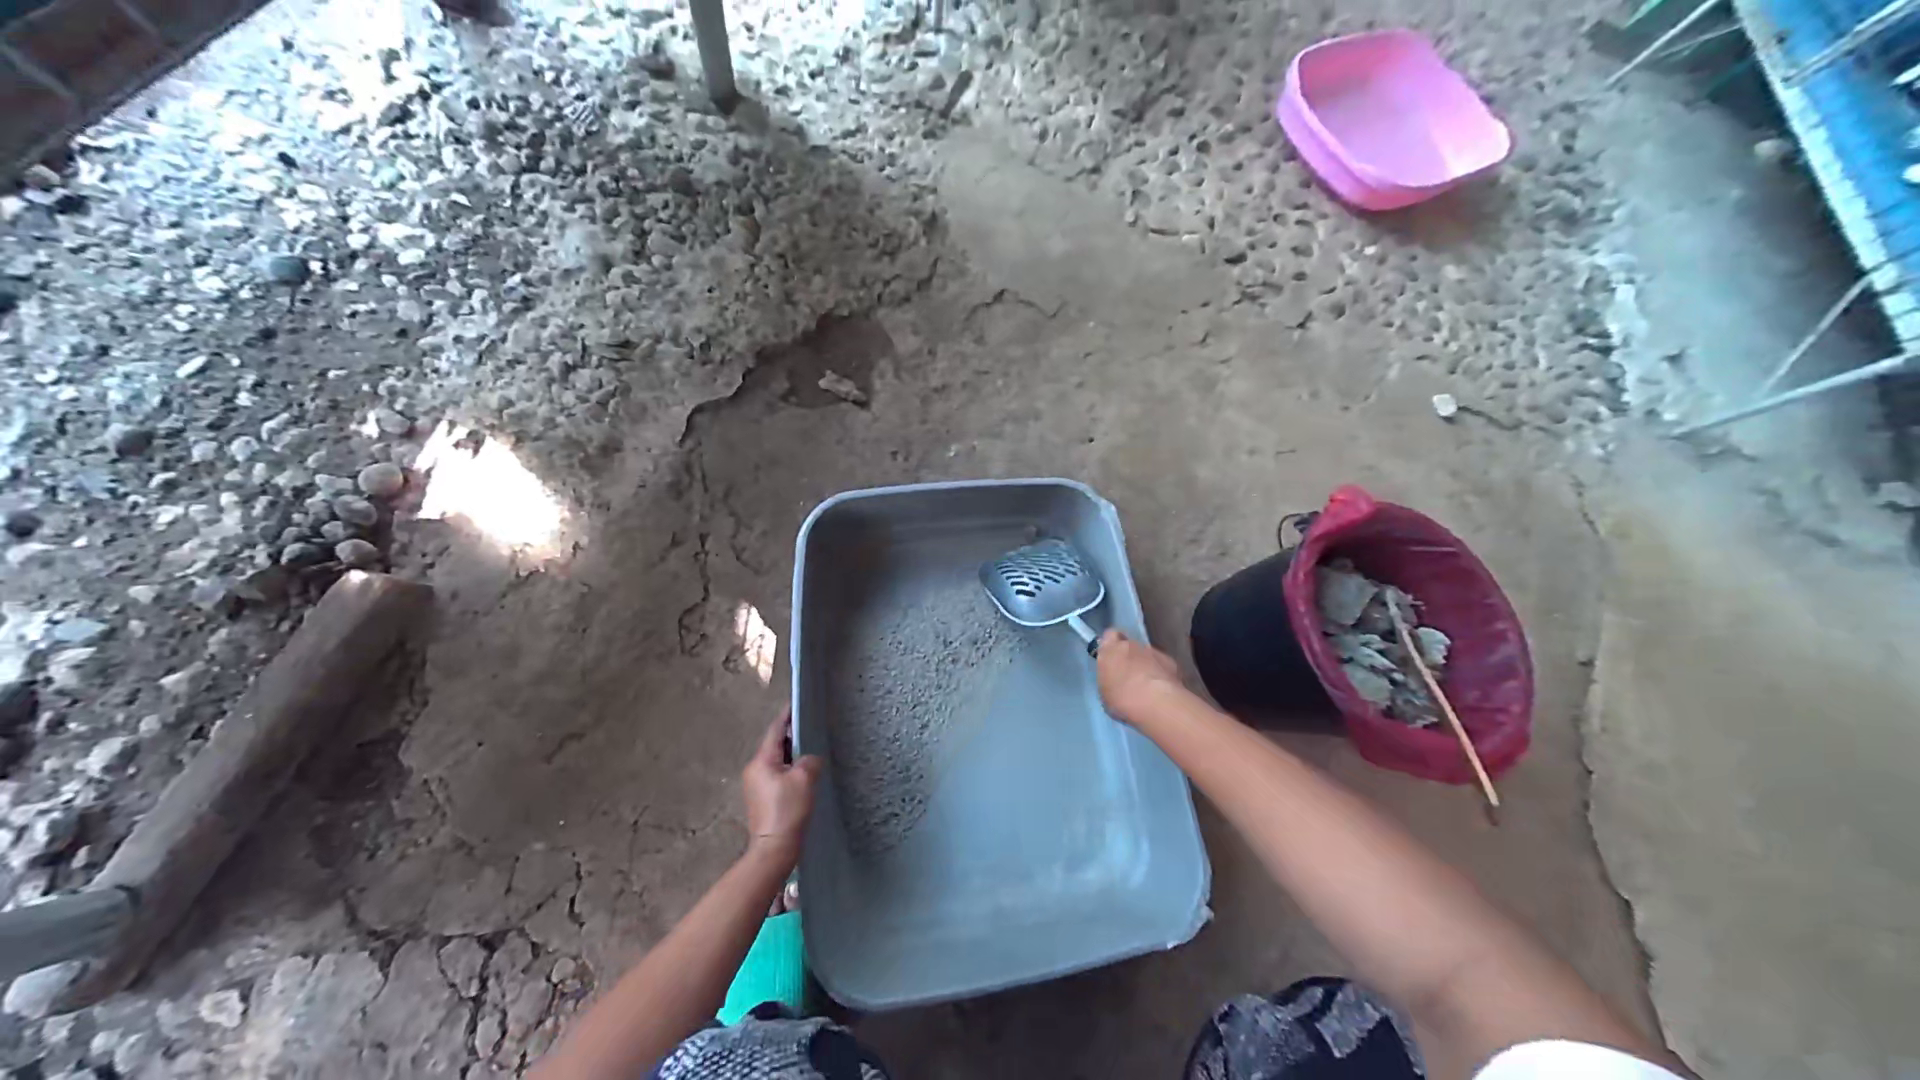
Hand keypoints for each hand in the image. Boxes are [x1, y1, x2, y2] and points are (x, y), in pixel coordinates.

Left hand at [741, 708, 822, 866]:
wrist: (774, 849)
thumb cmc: (788, 810)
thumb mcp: (805, 778)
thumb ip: (809, 759)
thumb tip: (809, 759)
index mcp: (762, 761)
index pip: (775, 730)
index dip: (787, 716)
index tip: (797, 703)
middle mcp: (754, 770)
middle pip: (775, 745)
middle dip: (792, 736)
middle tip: (811, 726)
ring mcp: (756, 786)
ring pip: (777, 761)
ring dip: (792, 755)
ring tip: (811, 749)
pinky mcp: (762, 800)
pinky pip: (777, 776)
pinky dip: (790, 770)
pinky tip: (803, 775)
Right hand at [1096, 629, 1184, 722]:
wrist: (1157, 703)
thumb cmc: (1122, 699)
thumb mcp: (1104, 691)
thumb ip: (1108, 677)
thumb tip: (1113, 677)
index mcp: (1110, 649)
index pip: (1109, 636)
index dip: (1111, 646)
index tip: (1112, 658)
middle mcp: (1131, 644)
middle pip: (1129, 645)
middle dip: (1130, 657)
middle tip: (1129, 676)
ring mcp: (1153, 651)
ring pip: (1147, 655)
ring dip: (1147, 665)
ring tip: (1148, 686)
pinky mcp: (1171, 661)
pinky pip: (1163, 665)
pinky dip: (1162, 673)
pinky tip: (1162, 690)